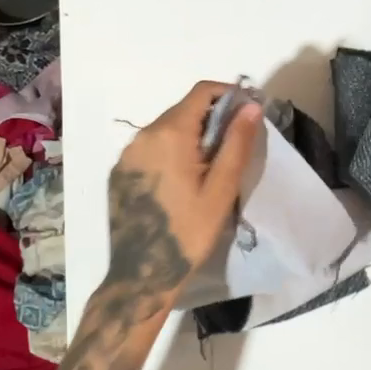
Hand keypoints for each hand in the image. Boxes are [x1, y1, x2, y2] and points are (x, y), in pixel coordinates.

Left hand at [56, 81, 261, 369]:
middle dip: (211, 118)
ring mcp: (127, 155)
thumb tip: (251, 105)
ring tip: (208, 167)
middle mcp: (143, 135)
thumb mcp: (221, 188)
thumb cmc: (188, 232)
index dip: (228, 94)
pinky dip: (170, 151)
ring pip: (167, 127)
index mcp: (169, 134)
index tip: (246, 113)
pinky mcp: (119, 172)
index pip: (202, 91)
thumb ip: (237, 142)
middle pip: (184, 108)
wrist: (140, 278)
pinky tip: (181, 181)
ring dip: (191, 135)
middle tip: (231, 147)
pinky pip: (150, 147)